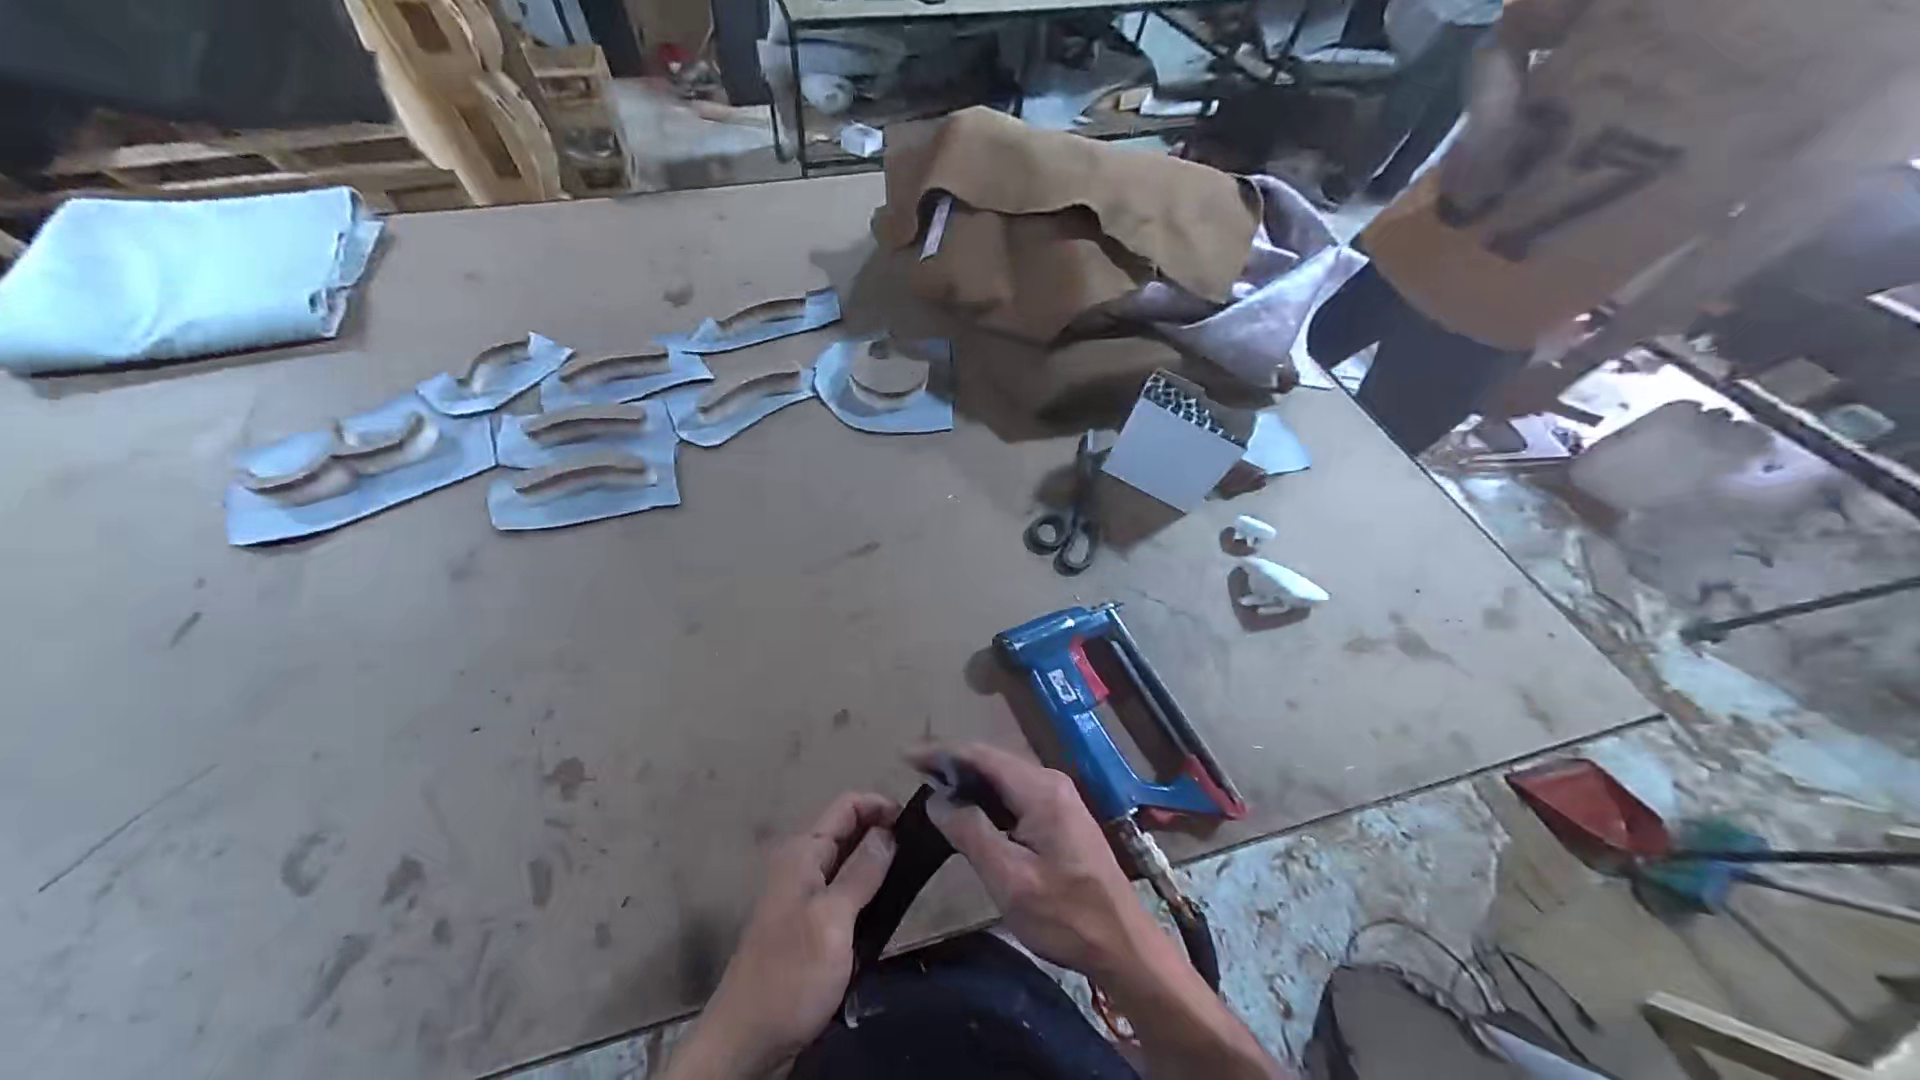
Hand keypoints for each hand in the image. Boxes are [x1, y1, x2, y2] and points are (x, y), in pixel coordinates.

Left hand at [667, 792, 898, 1079]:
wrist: (747, 1043)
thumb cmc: (790, 976)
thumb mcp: (832, 920)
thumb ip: (862, 872)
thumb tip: (889, 830)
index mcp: (803, 853)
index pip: (847, 805)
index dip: (881, 805)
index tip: (916, 824)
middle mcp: (804, 865)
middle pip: (850, 830)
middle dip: (884, 832)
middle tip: (923, 850)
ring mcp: (807, 895)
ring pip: (851, 863)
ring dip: (880, 865)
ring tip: (915, 876)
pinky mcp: (813, 924)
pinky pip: (848, 893)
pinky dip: (870, 892)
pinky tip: (891, 907)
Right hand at [909, 742, 1154, 981]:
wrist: (1122, 944)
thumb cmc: (1065, 915)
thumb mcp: (1010, 879)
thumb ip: (971, 832)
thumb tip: (938, 799)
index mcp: (1040, 789)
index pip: (982, 755)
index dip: (942, 753)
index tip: (907, 757)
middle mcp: (1051, 782)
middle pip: (993, 759)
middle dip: (952, 761)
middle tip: (914, 771)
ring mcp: (1059, 798)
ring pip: (1004, 775)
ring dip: (969, 777)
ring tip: (932, 784)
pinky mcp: (1060, 816)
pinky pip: (1015, 792)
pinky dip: (987, 794)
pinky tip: (968, 807)